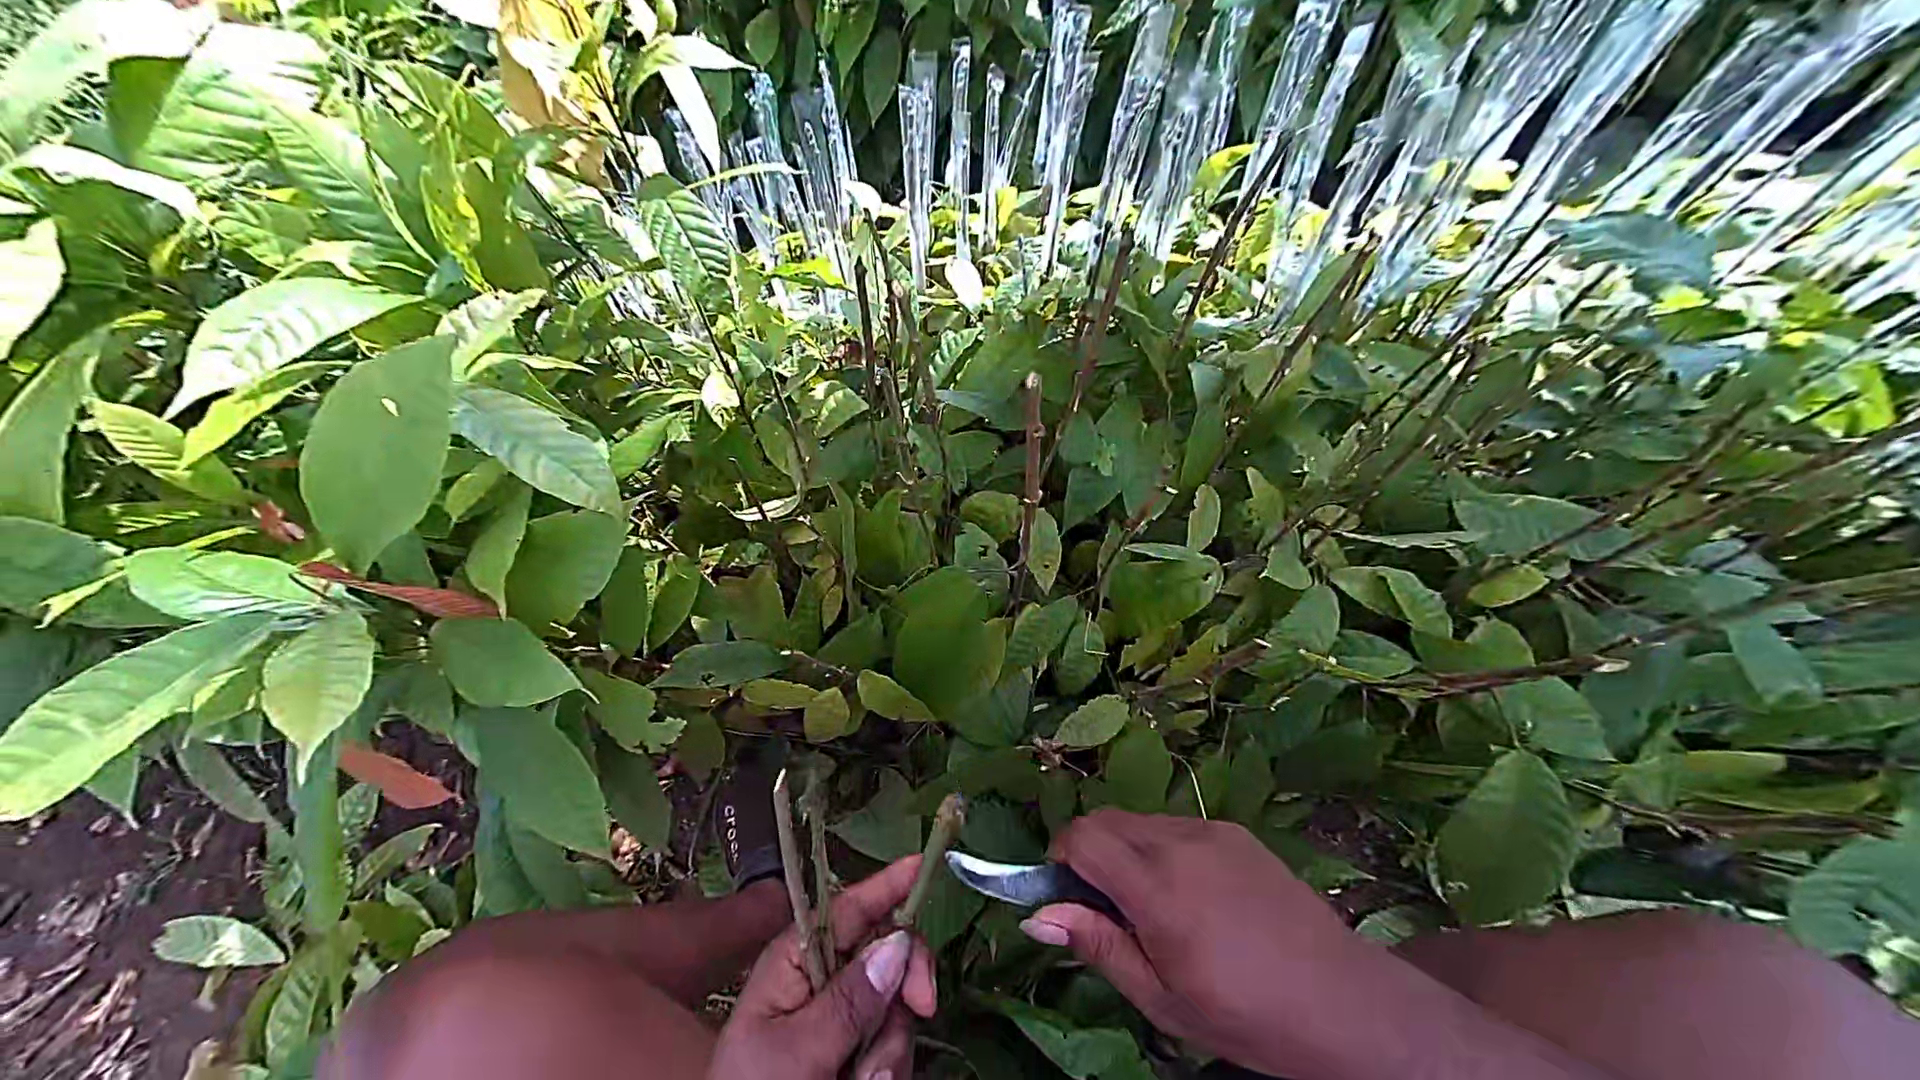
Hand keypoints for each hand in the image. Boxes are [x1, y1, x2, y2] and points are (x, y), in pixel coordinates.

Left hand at [709, 856, 937, 1079]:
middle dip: (905, 983)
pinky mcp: (853, 1046)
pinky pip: (892, 1038)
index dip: (887, 883)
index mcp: (795, 958)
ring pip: (896, 1000)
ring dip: (891, 1043)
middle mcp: (823, 975)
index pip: (848, 907)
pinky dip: (887, 1065)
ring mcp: (840, 1012)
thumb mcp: (796, 1052)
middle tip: (923, 1007)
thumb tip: (897, 943)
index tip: (922, 865)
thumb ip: (848, 1001)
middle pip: (886, 950)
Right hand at [1020, 810, 1373, 1074]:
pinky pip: (1174, 825)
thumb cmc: (1247, 1016)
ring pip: (1138, 821)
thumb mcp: (1163, 1000)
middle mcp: (1180, 843)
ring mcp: (1210, 830)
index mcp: (1159, 889)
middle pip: (1104, 820)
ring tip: (1155, 906)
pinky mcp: (1234, 830)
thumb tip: (1037, 914)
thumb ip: (1098, 946)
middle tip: (1108, 908)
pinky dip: (1160, 848)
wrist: (1348, 1004)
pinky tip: (1192, 894)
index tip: (1068, 897)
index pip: (1082, 836)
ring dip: (1125, 850)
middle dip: (1088, 853)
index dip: (1060, 858)